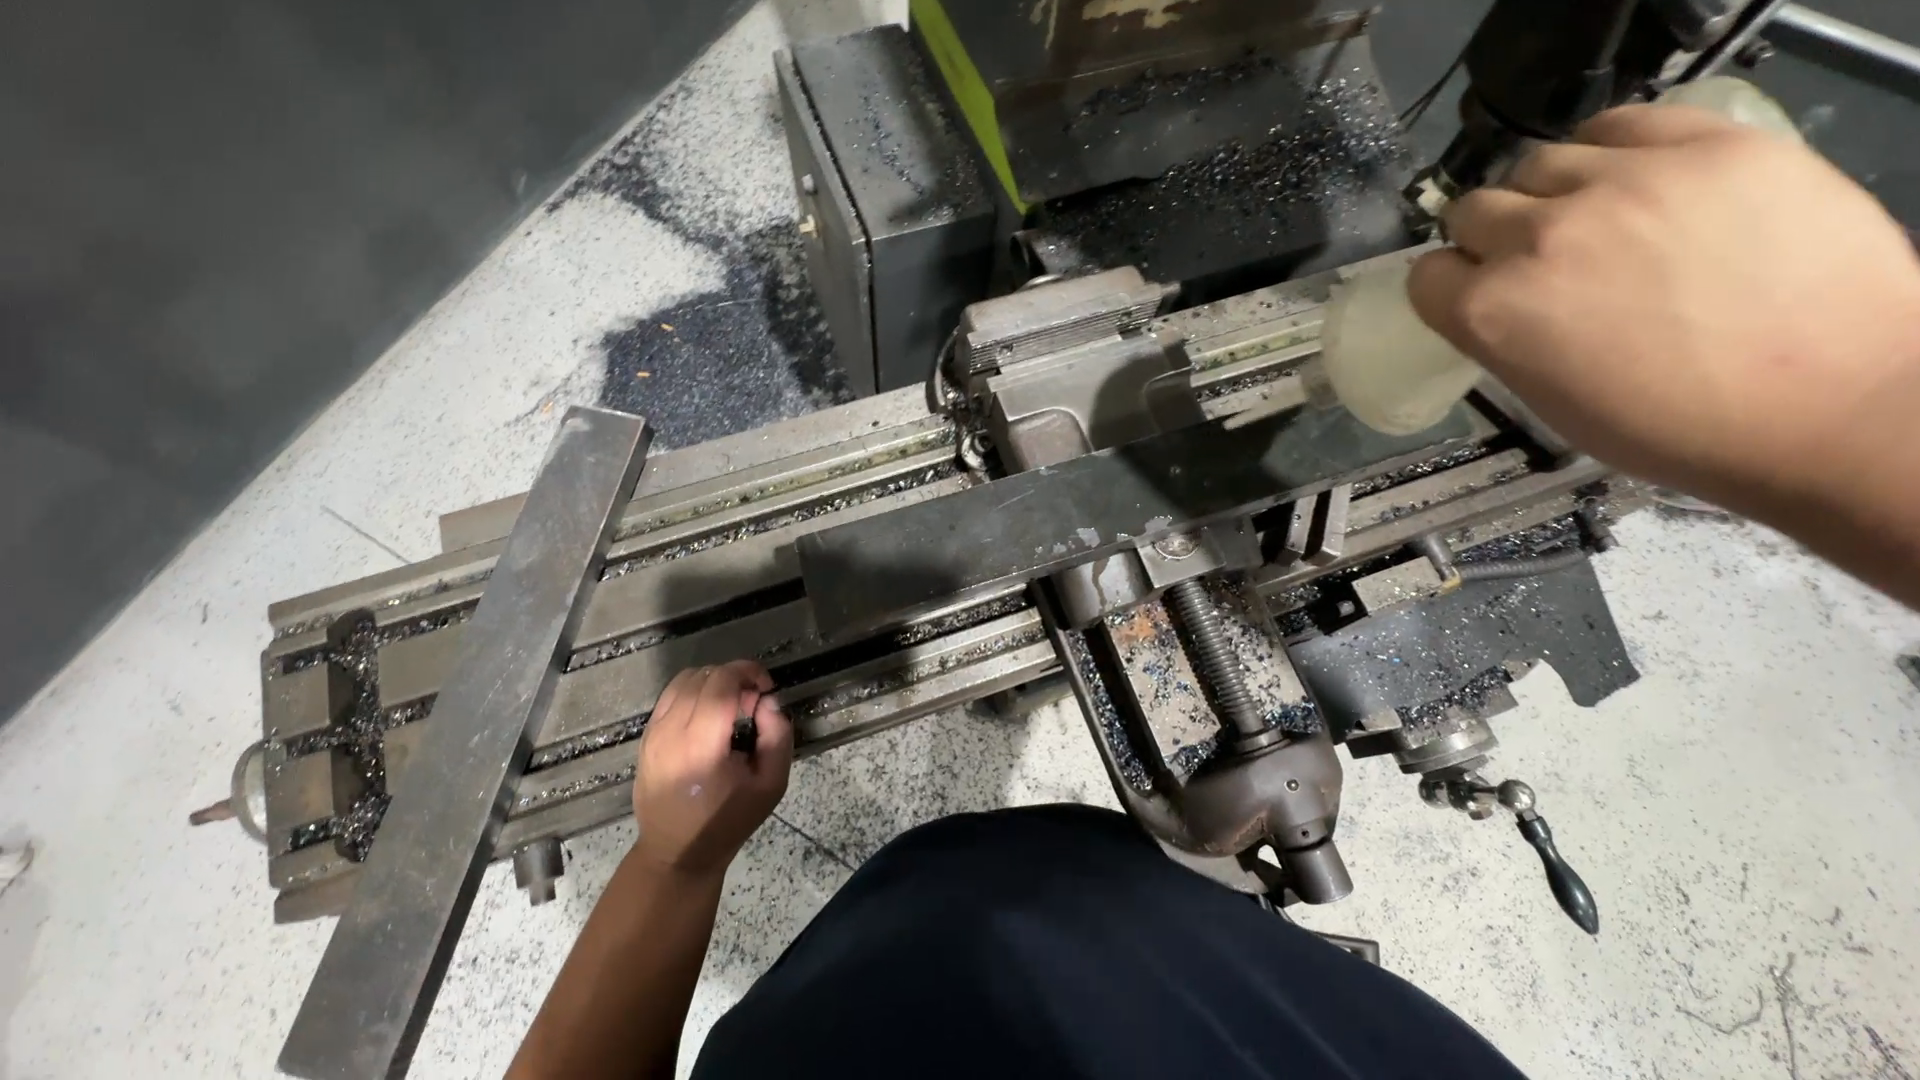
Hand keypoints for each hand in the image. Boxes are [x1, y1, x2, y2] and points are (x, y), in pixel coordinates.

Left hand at [631, 661, 792, 876]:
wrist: (676, 852)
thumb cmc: (728, 821)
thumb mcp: (771, 785)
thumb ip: (777, 736)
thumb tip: (767, 702)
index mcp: (702, 744)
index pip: (722, 681)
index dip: (749, 672)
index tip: (767, 688)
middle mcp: (671, 731)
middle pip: (704, 675)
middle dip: (735, 677)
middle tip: (753, 703)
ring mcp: (653, 733)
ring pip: (684, 680)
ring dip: (713, 682)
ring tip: (731, 706)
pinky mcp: (646, 738)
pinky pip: (670, 697)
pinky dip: (694, 693)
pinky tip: (708, 717)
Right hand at [1407, 104, 1919, 519]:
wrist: (1831, 404)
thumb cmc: (1674, 428)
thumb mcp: (1549, 400)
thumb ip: (1502, 336)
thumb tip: (1495, 299)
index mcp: (1493, 312)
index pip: (1426, 274)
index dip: (1451, 287)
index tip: (1480, 294)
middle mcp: (1538, 238)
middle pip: (1472, 209)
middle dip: (1492, 238)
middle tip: (1539, 260)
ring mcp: (1625, 183)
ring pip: (1539, 161)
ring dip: (1549, 193)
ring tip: (1593, 218)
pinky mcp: (1708, 145)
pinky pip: (1623, 123)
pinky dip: (1612, 150)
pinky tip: (1636, 181)